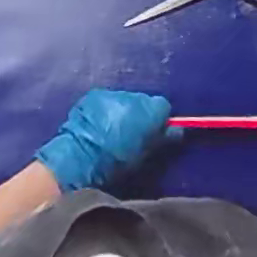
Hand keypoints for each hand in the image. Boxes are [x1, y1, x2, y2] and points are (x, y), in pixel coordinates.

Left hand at [34, 88, 178, 190]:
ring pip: (124, 100)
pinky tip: (100, 126)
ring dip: (123, 111)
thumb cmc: (117, 162)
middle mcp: (129, 95)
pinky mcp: (92, 95)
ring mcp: (109, 93)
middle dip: (141, 114)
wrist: (79, 158)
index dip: (160, 119)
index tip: (155, 133)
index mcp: (146, 109)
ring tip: (114, 131)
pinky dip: (107, 111)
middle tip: (134, 134)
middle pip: (143, 101)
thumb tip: (176, 130)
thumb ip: (162, 139)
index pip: (163, 106)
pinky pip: (106, 101)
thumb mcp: (146, 156)